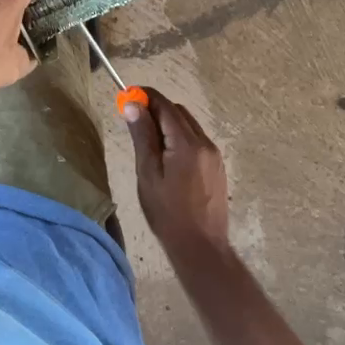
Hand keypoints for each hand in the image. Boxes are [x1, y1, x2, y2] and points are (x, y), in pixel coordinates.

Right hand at [125, 88, 231, 254]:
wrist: (201, 248)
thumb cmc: (167, 212)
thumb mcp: (148, 173)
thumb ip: (142, 136)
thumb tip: (133, 104)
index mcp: (187, 143)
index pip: (165, 105)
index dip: (145, 96)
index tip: (126, 96)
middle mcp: (205, 143)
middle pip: (178, 112)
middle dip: (156, 109)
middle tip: (134, 121)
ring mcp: (214, 155)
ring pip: (188, 125)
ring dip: (168, 124)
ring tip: (148, 142)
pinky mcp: (217, 167)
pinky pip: (196, 141)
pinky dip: (180, 138)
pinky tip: (167, 157)